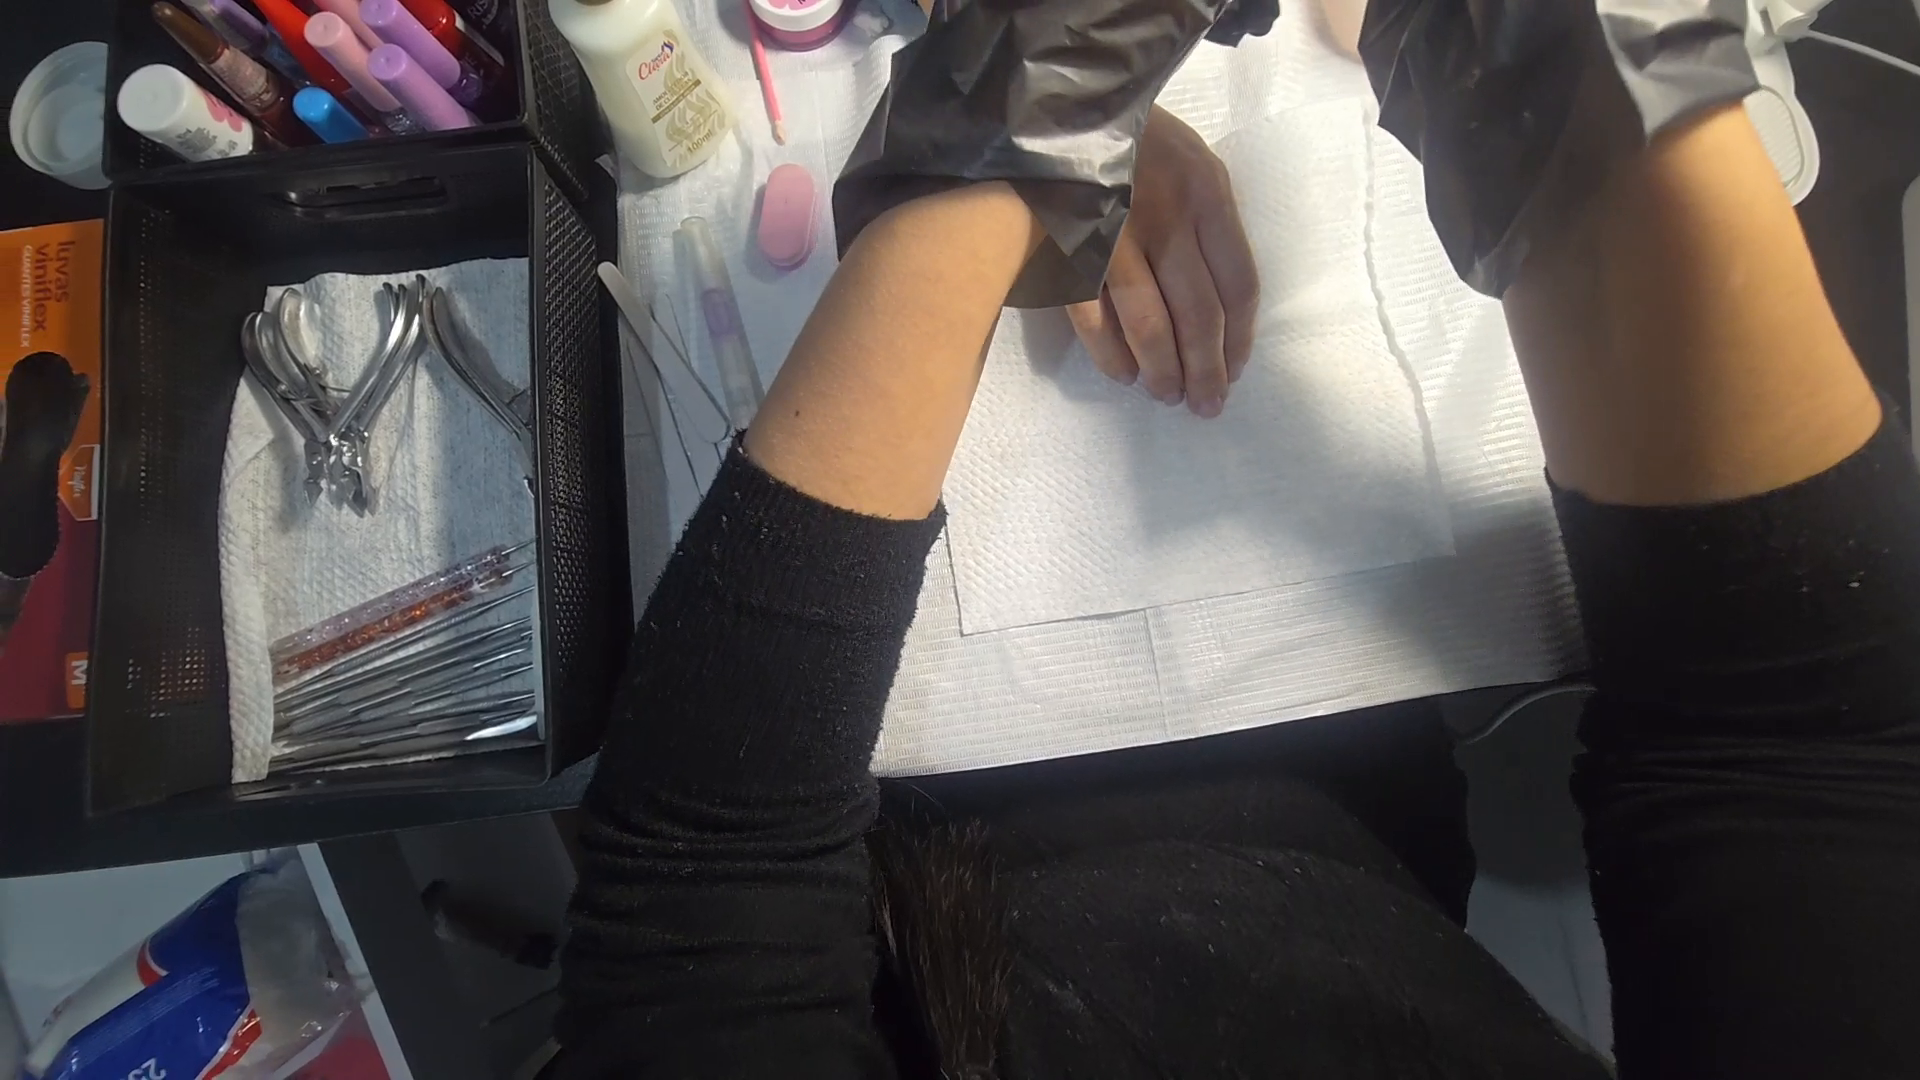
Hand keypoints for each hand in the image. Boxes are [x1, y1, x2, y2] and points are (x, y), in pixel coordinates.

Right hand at [1068, 107, 1258, 417]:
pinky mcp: (1073, 257)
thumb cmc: (1138, 147)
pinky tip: (1125, 376)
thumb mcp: (1192, 167)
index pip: (1238, 285)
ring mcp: (1117, 240)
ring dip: (1162, 372)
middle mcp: (1168, 220)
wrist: (1066, 117)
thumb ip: (1209, 228)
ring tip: (1167, 397)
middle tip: (1206, 405)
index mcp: (1207, 196)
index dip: (1240, 340)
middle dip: (1206, 371)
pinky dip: (1111, 357)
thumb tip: (1219, 311)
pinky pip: (1094, 322)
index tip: (1236, 372)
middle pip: (1199, 316)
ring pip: (1149, 326)